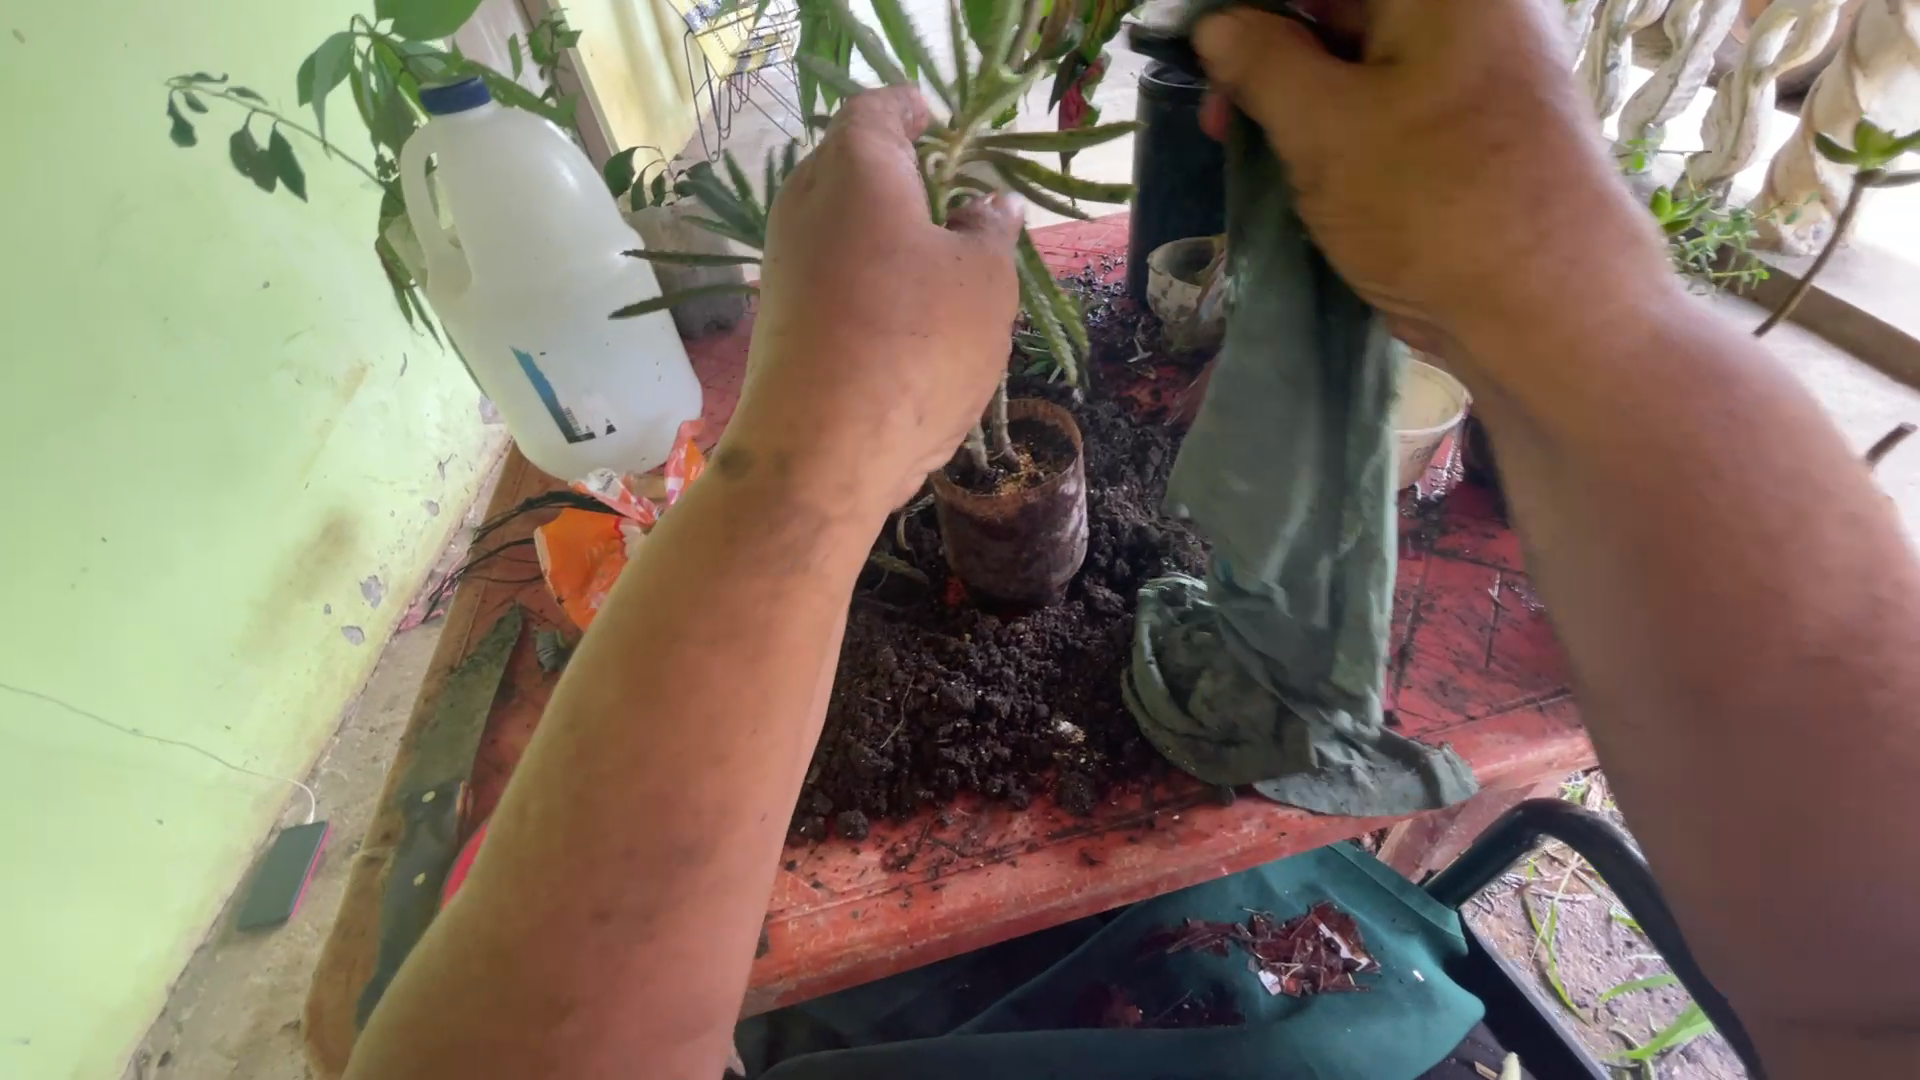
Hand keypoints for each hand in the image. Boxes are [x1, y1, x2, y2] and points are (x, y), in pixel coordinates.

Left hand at [722, 87, 1024, 515]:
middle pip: (856, 171)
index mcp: (856, 169)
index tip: (937, 121)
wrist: (826, 449)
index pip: (880, 108)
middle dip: (904, 182)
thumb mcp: (985, 283)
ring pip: (844, 232)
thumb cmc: (918, 345)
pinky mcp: (782, 322)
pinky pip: (832, 282)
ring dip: (889, 243)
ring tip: (941, 277)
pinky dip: (868, 287)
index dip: (913, 109)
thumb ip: (991, 233)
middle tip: (953, 207)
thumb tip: (988, 209)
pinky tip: (905, 328)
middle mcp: (805, 205)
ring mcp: (786, 267)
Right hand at [1193, 0, 1674, 354]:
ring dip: (1291, 95)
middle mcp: (1464, 11)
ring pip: (1356, 60)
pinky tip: (1292, 162)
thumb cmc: (1426, 199)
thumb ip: (1263, 67)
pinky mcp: (1459, 128)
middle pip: (1342, 9)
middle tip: (1216, 113)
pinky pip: (1379, 104)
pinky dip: (1327, 126)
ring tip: (1242, 143)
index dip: (1255, 9)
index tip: (1202, 46)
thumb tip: (1215, 24)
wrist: (1535, 299)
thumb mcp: (1324, 129)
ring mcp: (1466, 71)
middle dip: (1267, 50)